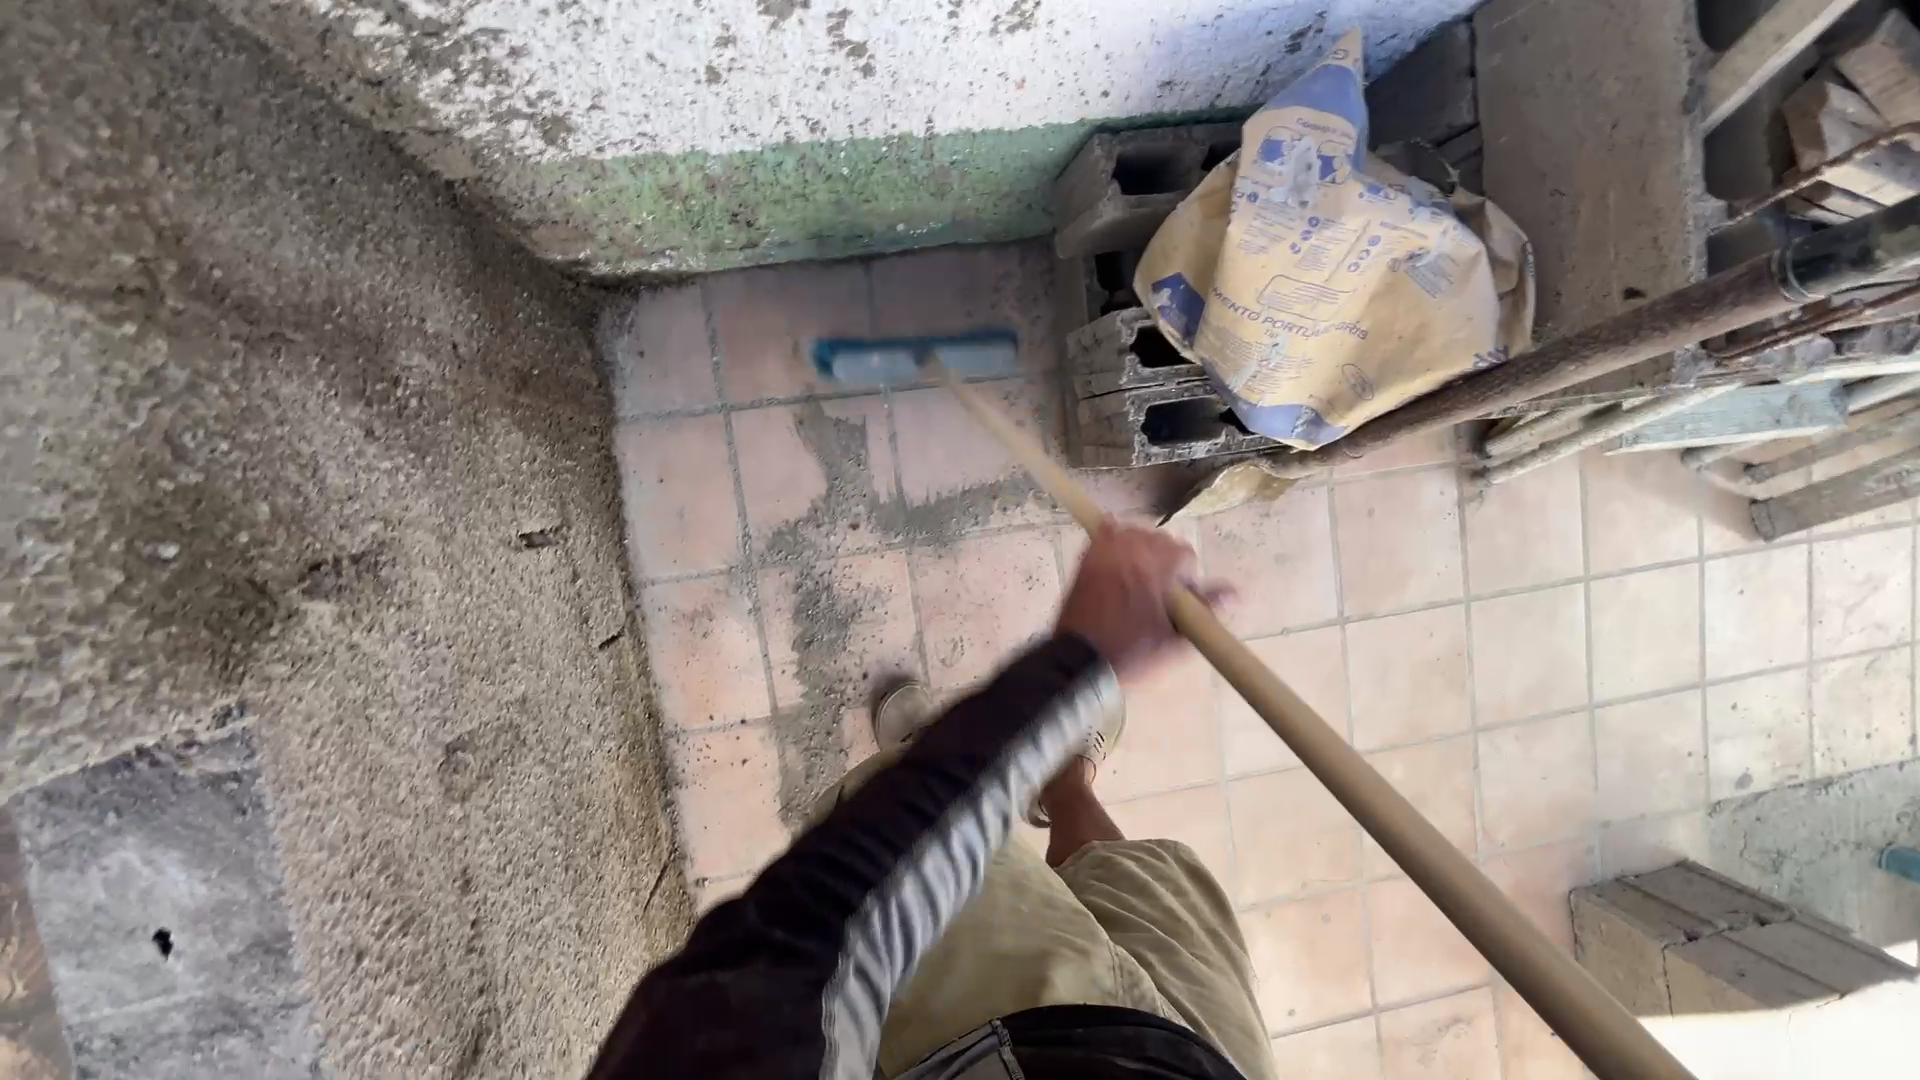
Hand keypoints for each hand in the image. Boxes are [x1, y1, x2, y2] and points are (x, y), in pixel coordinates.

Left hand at [1055, 521, 1232, 683]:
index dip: (1187, 578)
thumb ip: (1206, 611)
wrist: (1080, 659)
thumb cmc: (1132, 653)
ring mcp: (1107, 552)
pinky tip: (1119, 554)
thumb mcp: (1176, 639)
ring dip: (1143, 549)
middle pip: (1162, 541)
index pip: (1186, 555)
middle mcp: (1135, 551)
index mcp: (1159, 568)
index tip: (1179, 599)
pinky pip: (1105, 531)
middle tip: (1159, 591)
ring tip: (1140, 575)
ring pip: (1136, 533)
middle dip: (1166, 561)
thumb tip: (1235, 592)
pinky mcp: (1087, 558)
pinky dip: (1114, 537)